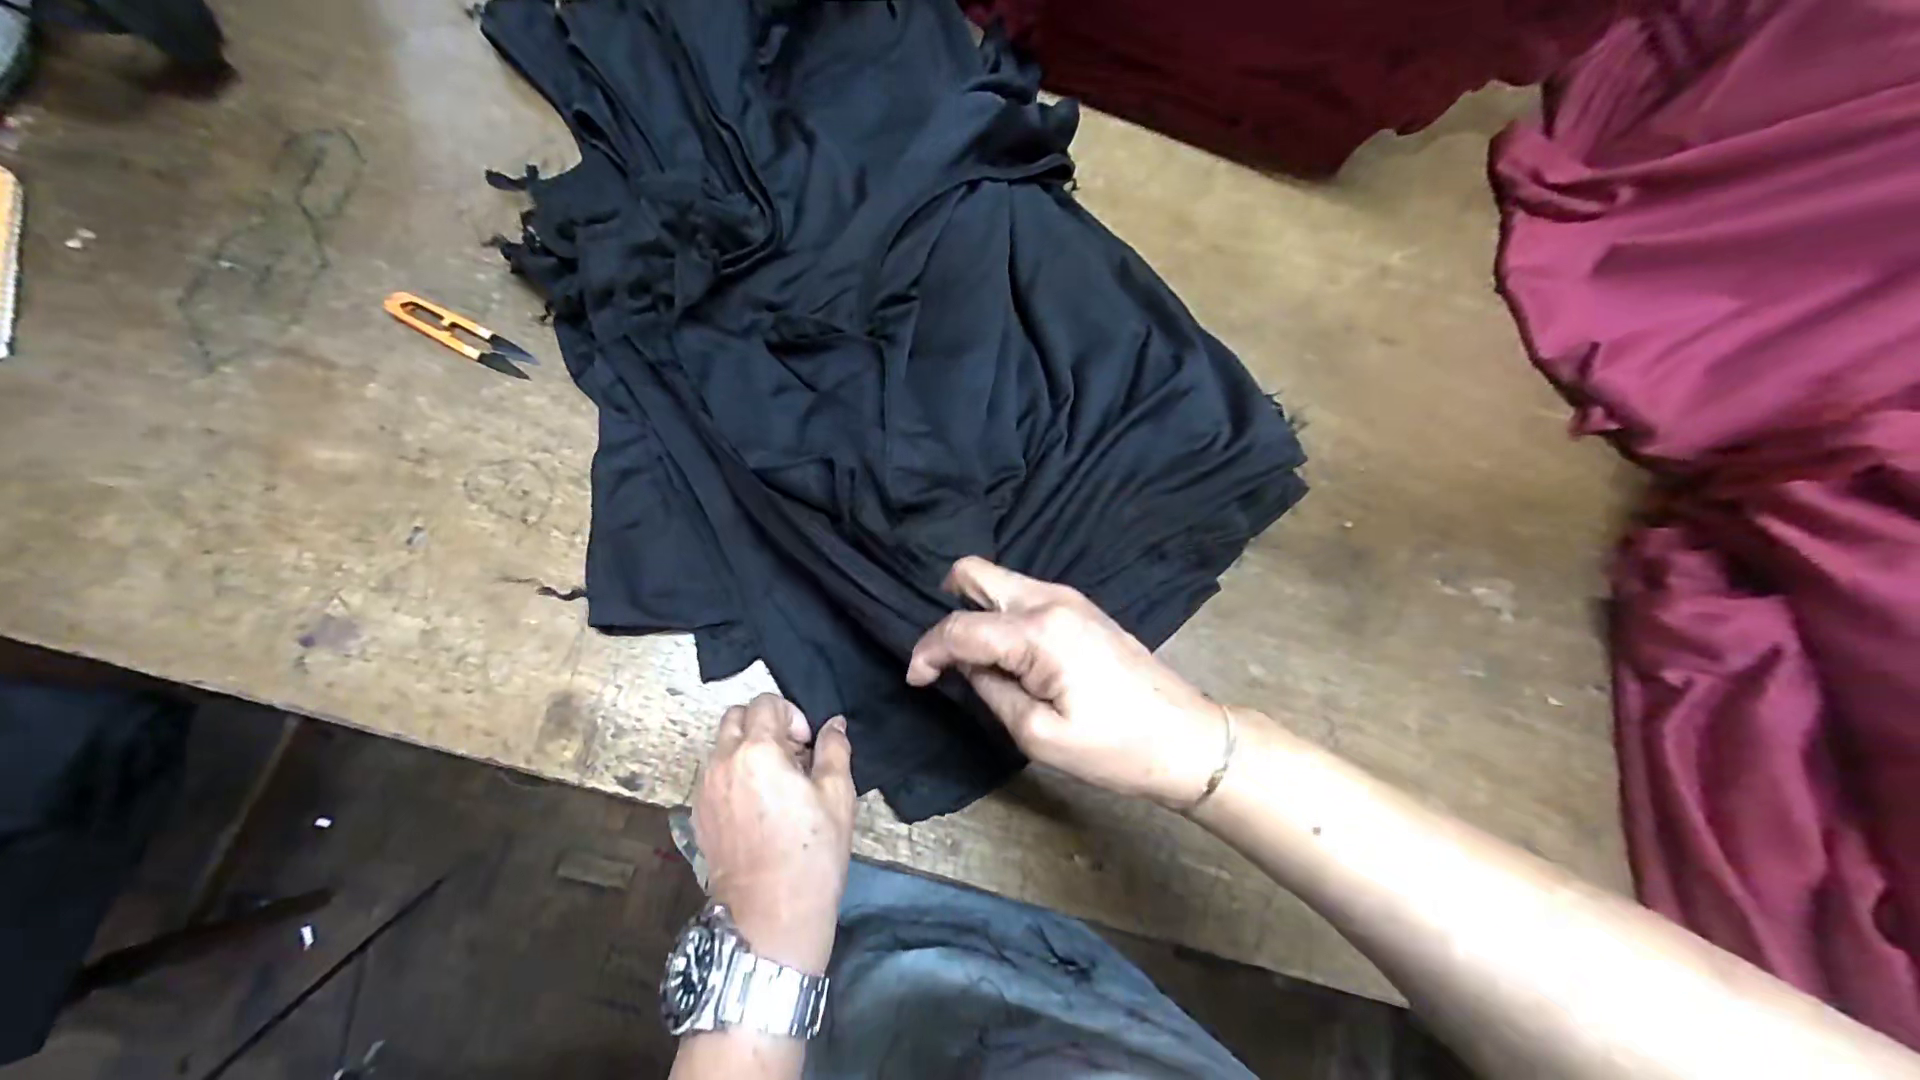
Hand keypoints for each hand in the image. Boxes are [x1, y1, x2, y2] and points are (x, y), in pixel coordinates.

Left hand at [692, 693, 855, 974]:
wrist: (771, 916)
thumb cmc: (812, 853)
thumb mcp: (837, 796)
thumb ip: (834, 750)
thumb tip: (834, 725)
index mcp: (757, 751)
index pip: (766, 703)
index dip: (793, 715)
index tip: (808, 745)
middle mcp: (722, 763)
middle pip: (735, 716)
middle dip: (765, 724)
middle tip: (792, 755)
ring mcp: (705, 790)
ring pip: (722, 746)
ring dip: (748, 748)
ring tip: (777, 782)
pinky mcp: (698, 815)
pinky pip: (714, 775)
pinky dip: (735, 773)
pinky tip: (760, 806)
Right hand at [906, 557, 1229, 808]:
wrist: (1186, 738)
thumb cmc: (1114, 747)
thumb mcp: (1038, 734)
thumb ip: (990, 689)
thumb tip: (964, 665)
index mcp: (1038, 631)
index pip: (960, 626)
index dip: (927, 651)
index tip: (915, 679)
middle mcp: (1050, 598)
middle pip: (974, 572)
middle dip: (945, 606)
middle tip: (943, 656)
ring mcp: (1069, 597)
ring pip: (998, 580)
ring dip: (974, 610)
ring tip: (974, 660)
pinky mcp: (1080, 607)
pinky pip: (1022, 594)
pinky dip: (999, 613)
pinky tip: (1006, 652)